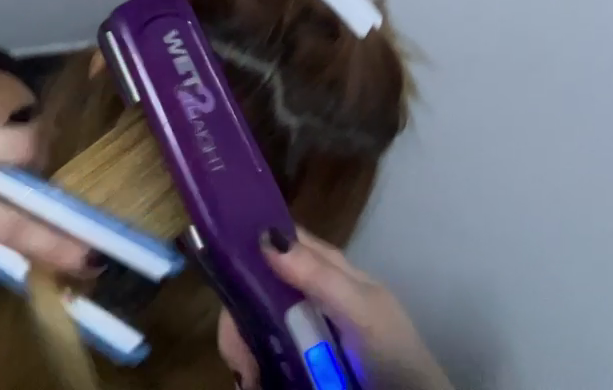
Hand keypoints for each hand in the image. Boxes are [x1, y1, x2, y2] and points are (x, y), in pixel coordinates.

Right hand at [218, 230, 450, 389]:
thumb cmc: (396, 354)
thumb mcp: (364, 311)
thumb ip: (320, 275)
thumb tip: (263, 236)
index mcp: (323, 267)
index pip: (273, 237)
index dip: (244, 243)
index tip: (217, 267)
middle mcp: (304, 291)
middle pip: (251, 286)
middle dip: (237, 317)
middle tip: (240, 358)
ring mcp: (298, 328)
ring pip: (250, 322)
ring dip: (241, 347)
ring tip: (250, 379)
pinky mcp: (294, 359)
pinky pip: (260, 352)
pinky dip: (253, 366)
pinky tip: (255, 379)